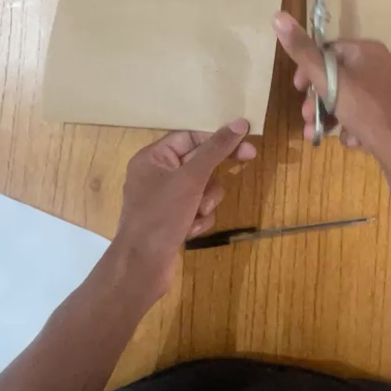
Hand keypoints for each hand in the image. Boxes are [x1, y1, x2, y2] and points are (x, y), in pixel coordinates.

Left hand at [104, 121, 255, 306]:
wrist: (142, 267)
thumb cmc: (161, 215)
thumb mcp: (191, 178)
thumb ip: (216, 149)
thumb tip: (239, 123)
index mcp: (153, 158)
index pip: (191, 137)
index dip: (218, 138)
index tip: (246, 140)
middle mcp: (157, 175)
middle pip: (199, 162)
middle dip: (213, 175)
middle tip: (248, 160)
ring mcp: (165, 200)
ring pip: (203, 188)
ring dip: (207, 200)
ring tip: (198, 213)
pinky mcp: (173, 221)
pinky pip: (198, 209)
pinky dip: (200, 218)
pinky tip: (190, 231)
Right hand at [272, 12, 390, 163]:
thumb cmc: (366, 110)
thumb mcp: (329, 81)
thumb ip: (303, 53)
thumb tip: (278, 16)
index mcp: (367, 50)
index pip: (329, 50)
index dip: (308, 69)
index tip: (297, 89)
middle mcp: (382, 64)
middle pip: (338, 77)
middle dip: (317, 99)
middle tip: (306, 117)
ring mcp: (390, 88)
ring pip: (350, 99)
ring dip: (330, 116)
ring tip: (318, 134)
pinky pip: (365, 113)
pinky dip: (353, 126)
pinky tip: (351, 140)